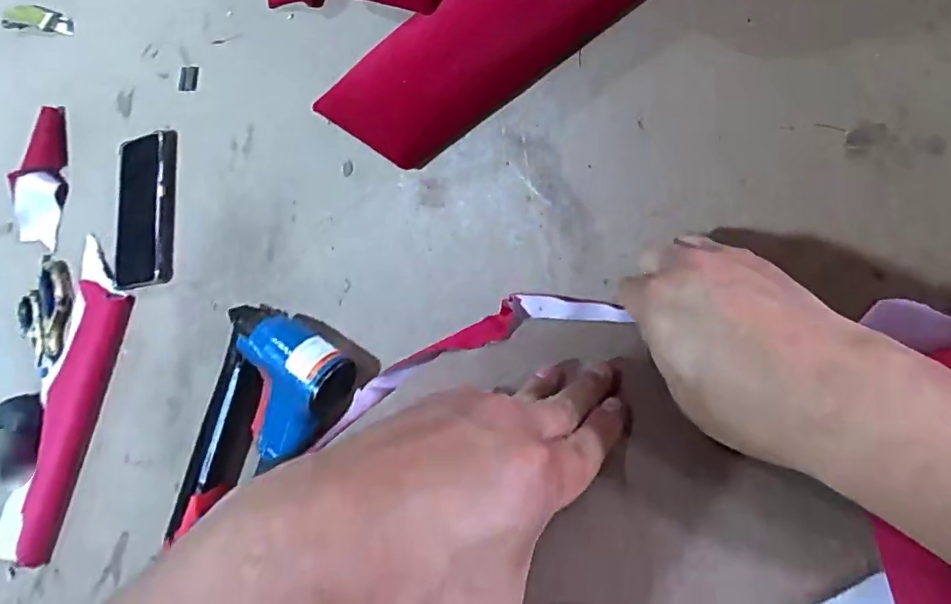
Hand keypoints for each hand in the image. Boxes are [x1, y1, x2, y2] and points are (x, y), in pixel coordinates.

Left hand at [119, 359, 627, 603]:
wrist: (326, 532)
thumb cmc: (419, 583)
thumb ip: (522, 574)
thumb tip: (518, 562)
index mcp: (539, 477)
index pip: (591, 443)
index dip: (611, 425)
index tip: (624, 404)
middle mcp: (513, 429)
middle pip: (566, 400)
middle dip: (591, 385)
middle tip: (609, 367)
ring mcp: (471, 409)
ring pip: (523, 391)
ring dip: (548, 383)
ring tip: (562, 371)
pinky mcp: (433, 403)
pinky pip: (482, 396)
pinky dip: (501, 398)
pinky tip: (491, 406)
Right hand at [618, 235, 891, 474]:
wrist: (828, 384)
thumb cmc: (749, 406)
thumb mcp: (686, 394)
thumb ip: (667, 350)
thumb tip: (671, 333)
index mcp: (657, 301)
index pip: (627, 289)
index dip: (636, 311)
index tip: (651, 331)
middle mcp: (684, 267)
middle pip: (654, 256)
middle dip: (656, 279)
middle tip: (677, 315)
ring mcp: (724, 257)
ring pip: (688, 246)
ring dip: (687, 267)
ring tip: (708, 301)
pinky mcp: (759, 258)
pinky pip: (722, 253)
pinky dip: (719, 268)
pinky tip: (741, 298)